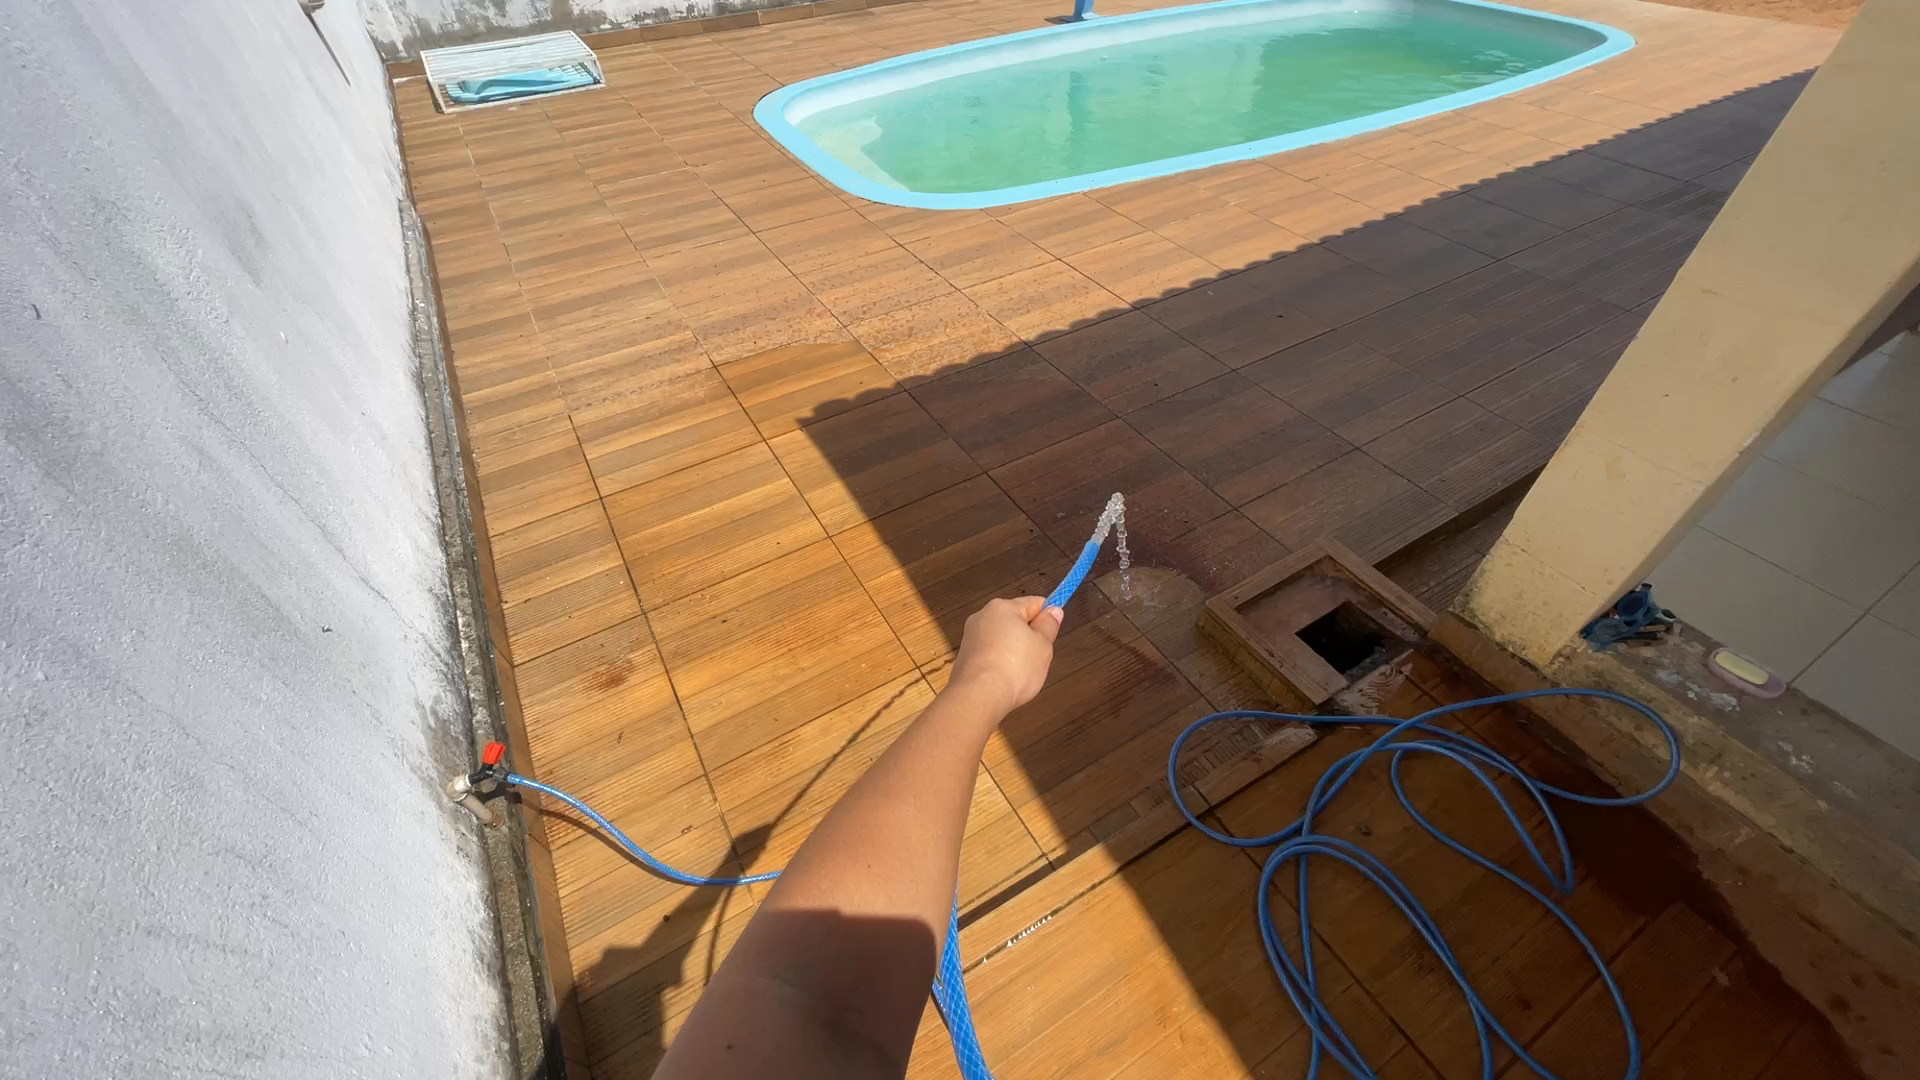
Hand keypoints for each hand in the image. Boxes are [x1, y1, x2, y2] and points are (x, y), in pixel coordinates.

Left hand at [948, 597, 1062, 716]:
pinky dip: (1000, 663)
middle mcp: (982, 617)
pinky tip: (1007, 679)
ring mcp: (971, 637)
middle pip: (1015, 620)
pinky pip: (991, 655)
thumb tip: (1053, 611)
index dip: (1048, 614)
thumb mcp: (1043, 645)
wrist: (980, 696)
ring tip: (1022, 671)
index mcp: (1002, 607)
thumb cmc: (1014, 667)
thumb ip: (1048, 625)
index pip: (1033, 602)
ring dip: (1015, 651)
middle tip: (1040, 655)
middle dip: (1030, 636)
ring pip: (1002, 639)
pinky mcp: (965, 657)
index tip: (1056, 626)